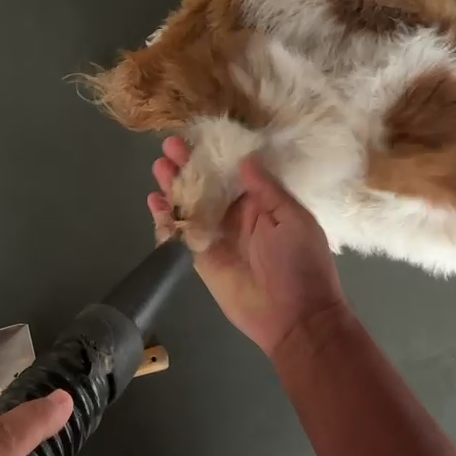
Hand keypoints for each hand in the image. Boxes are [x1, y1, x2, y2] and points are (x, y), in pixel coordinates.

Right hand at [148, 137, 349, 357]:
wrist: (296, 319)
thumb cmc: (301, 264)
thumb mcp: (293, 219)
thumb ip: (266, 189)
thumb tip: (245, 159)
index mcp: (260, 204)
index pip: (231, 172)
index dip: (213, 154)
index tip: (196, 136)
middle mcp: (235, 216)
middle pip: (205, 184)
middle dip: (187, 165)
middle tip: (169, 146)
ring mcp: (217, 236)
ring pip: (189, 205)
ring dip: (173, 186)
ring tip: (159, 168)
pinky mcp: (202, 258)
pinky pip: (180, 234)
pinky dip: (165, 219)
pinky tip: (154, 202)